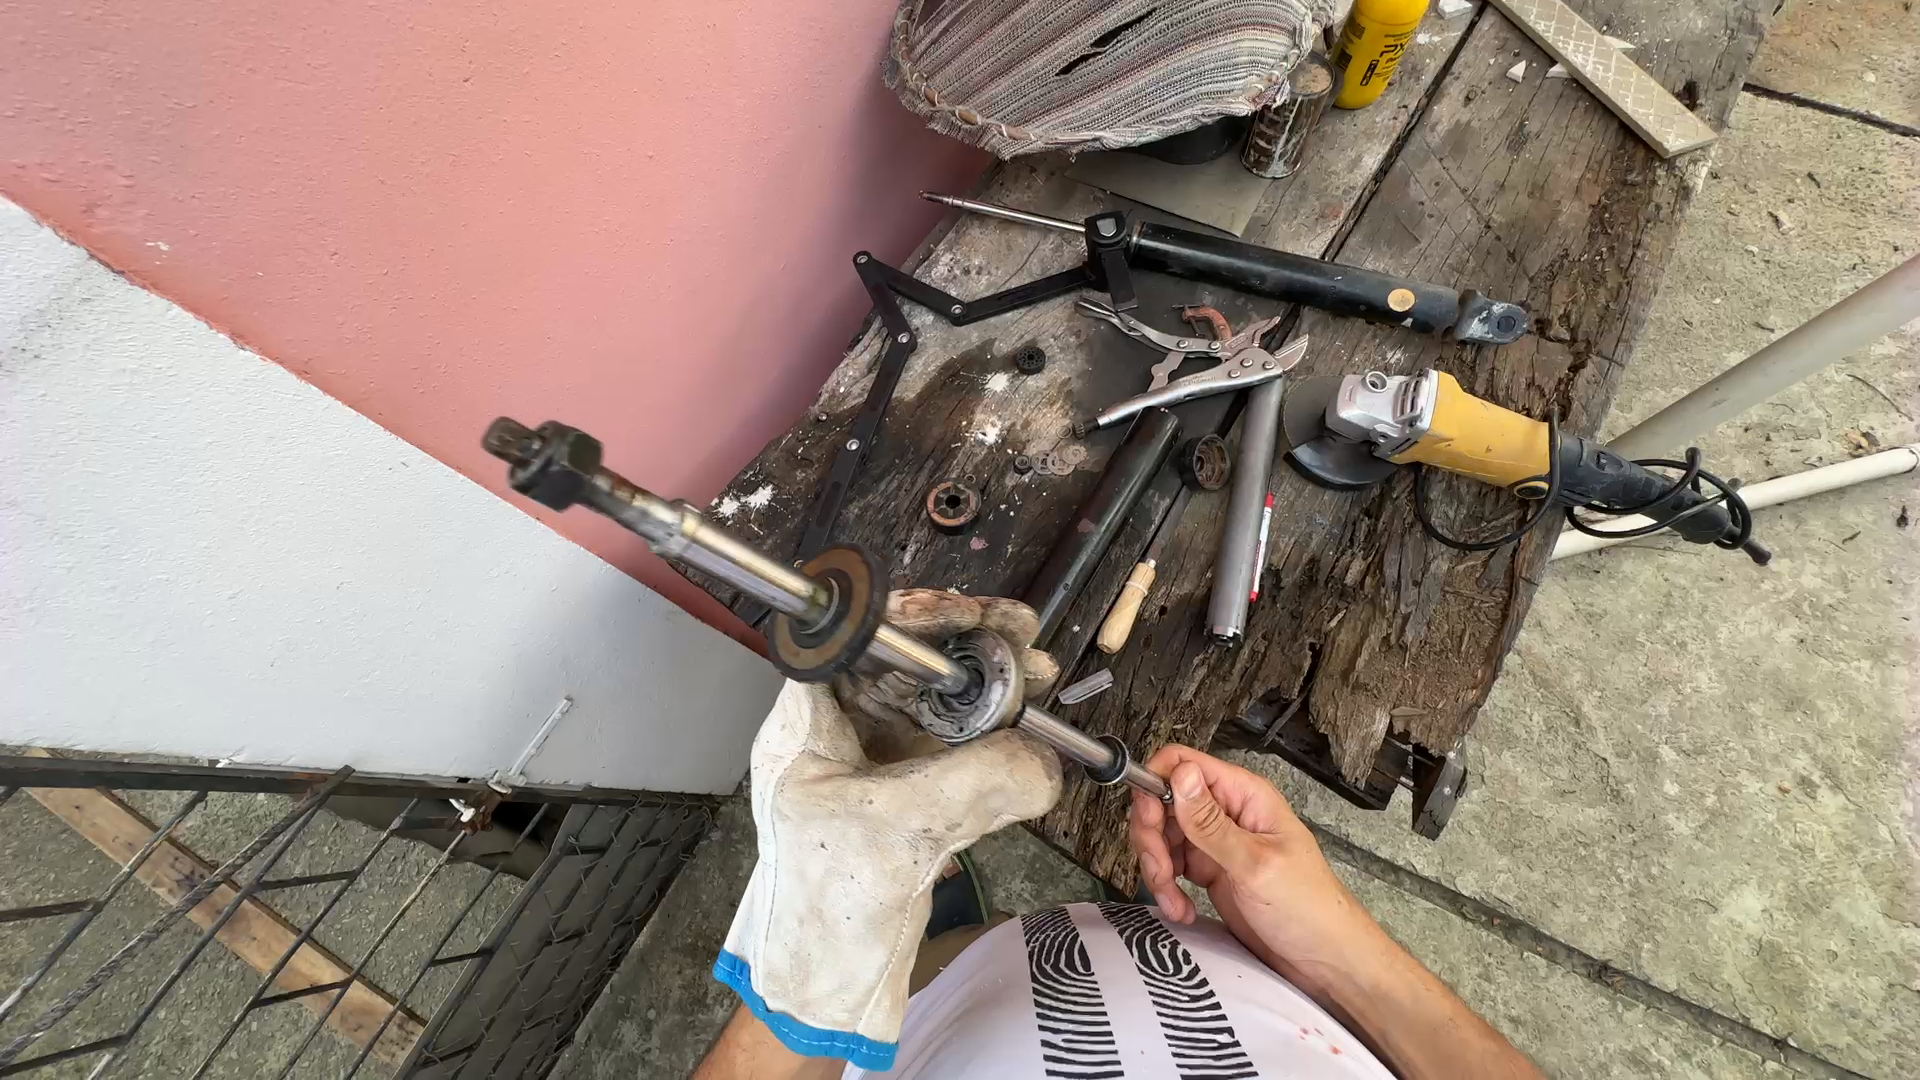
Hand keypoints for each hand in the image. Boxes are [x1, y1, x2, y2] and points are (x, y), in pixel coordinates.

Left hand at [713, 592, 1063, 1071]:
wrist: (826, 978)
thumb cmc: (828, 905)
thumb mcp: (899, 833)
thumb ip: (974, 786)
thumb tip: (1046, 760)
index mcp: (808, 718)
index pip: (854, 637)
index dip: (913, 616)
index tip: (970, 615)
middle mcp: (839, 721)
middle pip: (902, 654)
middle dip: (965, 639)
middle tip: (1023, 634)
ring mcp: (874, 749)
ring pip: (932, 690)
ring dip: (986, 676)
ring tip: (1038, 670)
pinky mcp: (905, 776)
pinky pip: (950, 734)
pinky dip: (989, 724)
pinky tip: (1026, 718)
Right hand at [1129, 745, 1387, 995]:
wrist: (1327, 965)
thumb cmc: (1310, 911)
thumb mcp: (1255, 865)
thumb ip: (1210, 822)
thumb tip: (1180, 773)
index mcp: (1242, 794)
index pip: (1182, 763)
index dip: (1156, 784)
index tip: (1148, 819)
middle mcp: (1225, 810)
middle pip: (1163, 800)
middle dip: (1152, 836)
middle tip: (1160, 870)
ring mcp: (1214, 840)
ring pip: (1161, 834)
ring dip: (1157, 867)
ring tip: (1173, 900)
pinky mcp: (1208, 868)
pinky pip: (1170, 863)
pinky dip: (1166, 886)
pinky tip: (1181, 909)